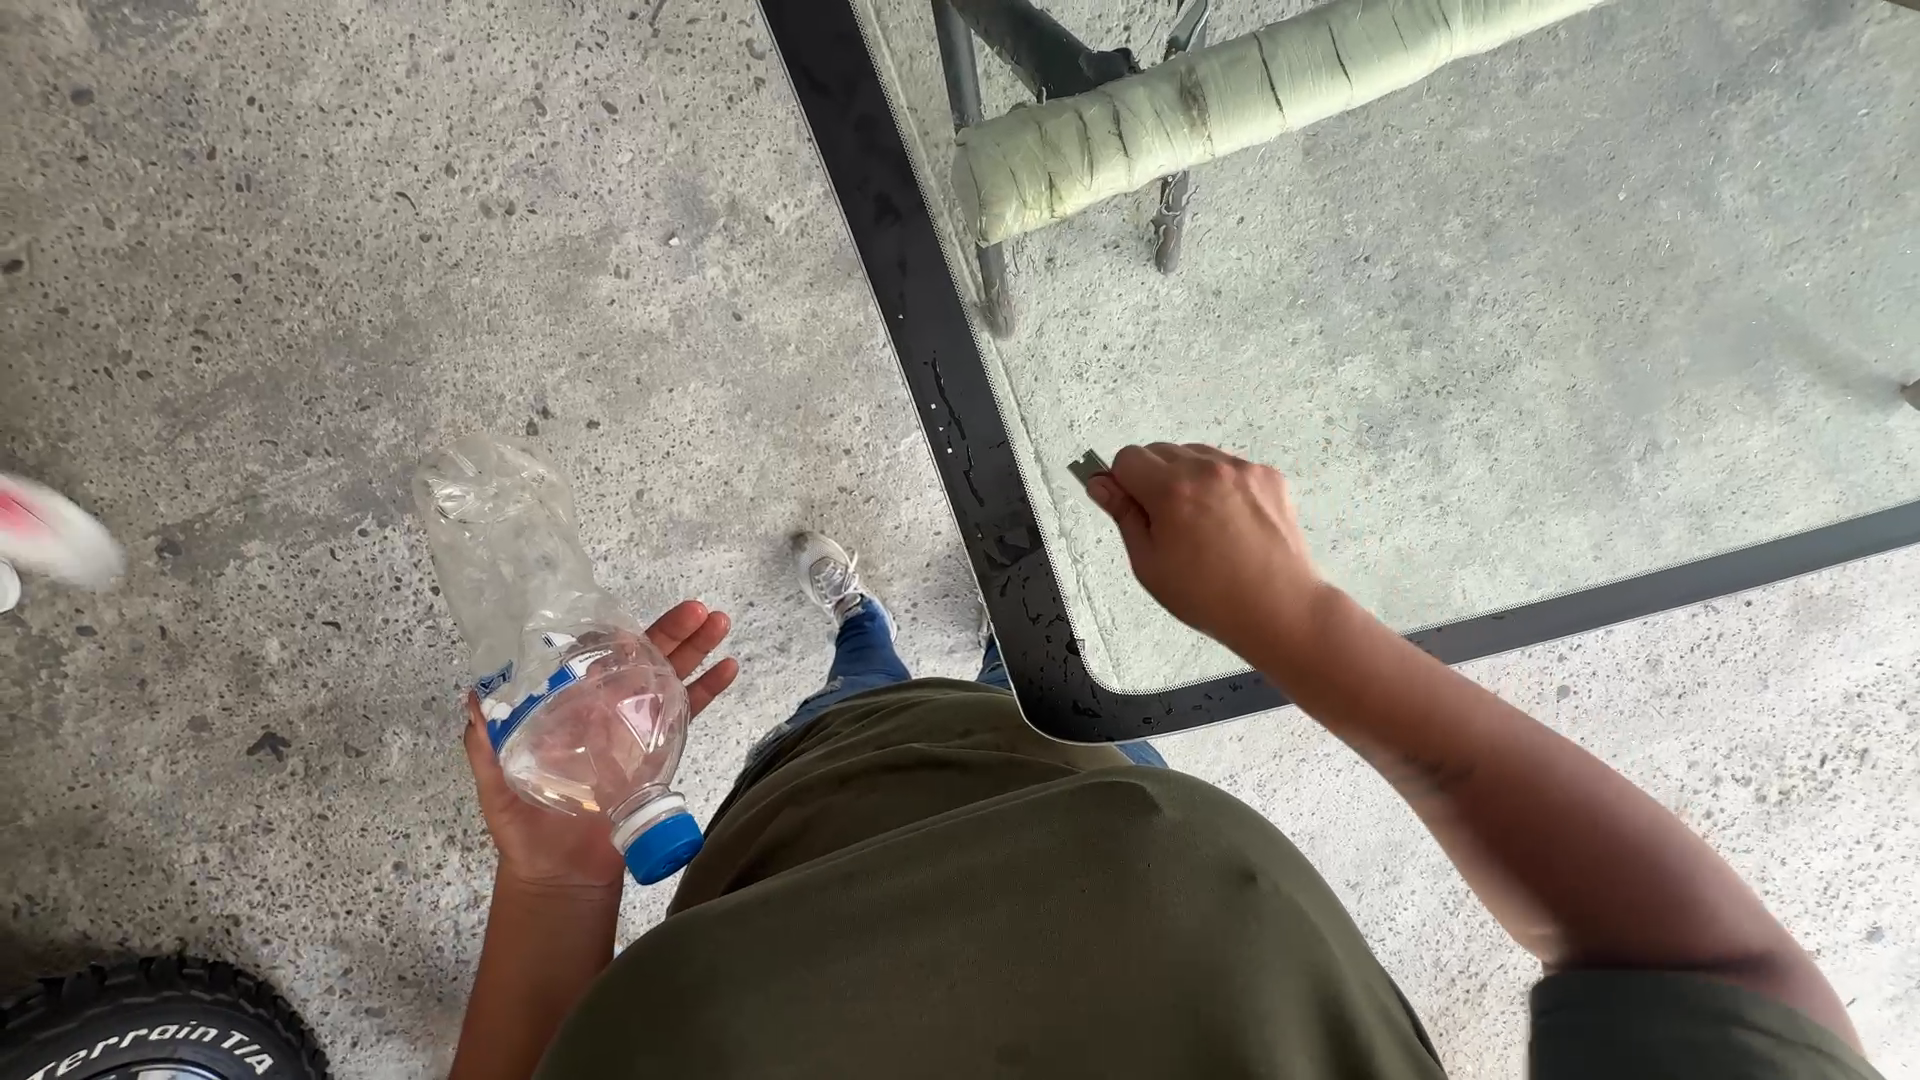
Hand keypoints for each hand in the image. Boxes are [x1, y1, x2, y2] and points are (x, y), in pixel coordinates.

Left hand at [461, 600, 740, 892]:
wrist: (563, 872)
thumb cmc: (526, 826)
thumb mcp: (496, 781)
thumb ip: (487, 742)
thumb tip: (474, 695)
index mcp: (574, 705)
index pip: (598, 657)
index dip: (617, 634)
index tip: (630, 620)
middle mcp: (611, 706)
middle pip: (646, 658)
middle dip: (673, 630)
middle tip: (697, 609)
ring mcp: (641, 724)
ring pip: (674, 675)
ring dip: (698, 648)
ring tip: (720, 622)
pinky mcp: (664, 746)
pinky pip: (691, 711)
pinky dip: (711, 687)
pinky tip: (729, 667)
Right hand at [1086, 443, 1322, 652]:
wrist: (1278, 608)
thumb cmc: (1209, 596)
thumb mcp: (1148, 562)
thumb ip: (1123, 515)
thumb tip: (1101, 484)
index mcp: (1171, 490)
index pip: (1127, 458)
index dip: (1122, 482)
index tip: (1130, 506)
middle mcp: (1207, 469)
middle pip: (1159, 451)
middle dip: (1153, 479)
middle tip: (1165, 522)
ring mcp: (1242, 470)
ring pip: (1195, 455)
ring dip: (1186, 478)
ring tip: (1199, 523)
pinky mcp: (1268, 476)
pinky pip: (1228, 466)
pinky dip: (1219, 484)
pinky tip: (1227, 521)